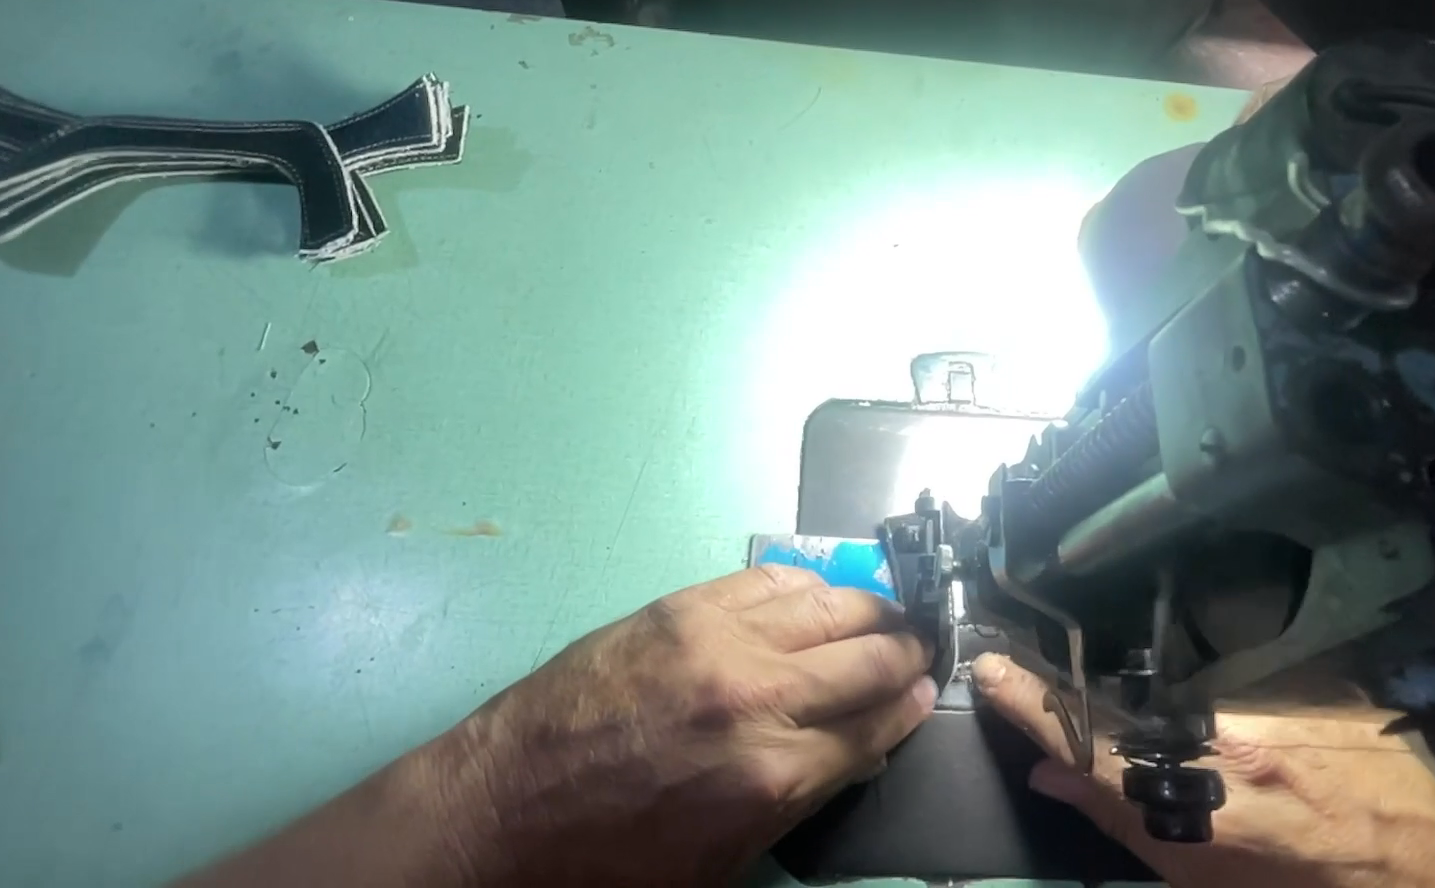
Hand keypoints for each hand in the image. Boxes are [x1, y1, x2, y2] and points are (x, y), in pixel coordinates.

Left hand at [179, 566, 935, 887]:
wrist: (506, 807)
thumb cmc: (617, 857)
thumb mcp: (725, 856)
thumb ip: (806, 790)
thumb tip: (864, 737)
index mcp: (775, 776)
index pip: (877, 724)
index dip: (911, 703)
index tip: (929, 685)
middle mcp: (764, 695)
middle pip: (869, 655)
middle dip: (908, 648)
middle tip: (922, 642)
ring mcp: (725, 638)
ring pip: (832, 603)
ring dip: (870, 607)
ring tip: (884, 611)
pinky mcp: (688, 604)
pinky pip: (774, 577)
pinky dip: (809, 583)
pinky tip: (820, 591)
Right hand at [971, 653, 1434, 887]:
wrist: (1429, 876)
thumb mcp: (1203, 876)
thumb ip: (1119, 819)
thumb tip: (1044, 775)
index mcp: (1198, 795)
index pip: (1089, 737)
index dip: (1031, 701)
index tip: (988, 667)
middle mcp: (1228, 731)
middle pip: (1122, 685)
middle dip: (1071, 669)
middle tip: (1033, 655)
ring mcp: (1270, 692)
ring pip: (1170, 661)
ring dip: (1132, 664)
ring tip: (1112, 663)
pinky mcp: (1300, 667)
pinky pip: (1221, 648)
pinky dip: (1192, 656)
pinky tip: (1197, 666)